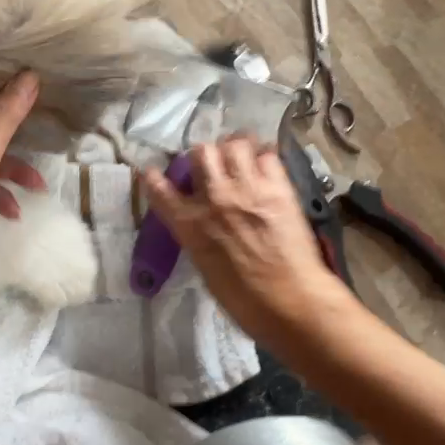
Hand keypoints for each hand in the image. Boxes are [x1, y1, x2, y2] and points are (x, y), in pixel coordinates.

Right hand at [141, 136, 350, 338]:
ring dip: (235, 149)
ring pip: (234, 144)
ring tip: (241, 160)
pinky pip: (267, 155)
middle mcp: (214, 198)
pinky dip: (264, 157)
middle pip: (201, 151)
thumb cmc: (243, 299)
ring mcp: (247, 188)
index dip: (154, 177)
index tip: (154, 173)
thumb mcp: (205, 266)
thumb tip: (201, 221)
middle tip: (214, 167)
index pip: (159, 188)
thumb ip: (198, 234)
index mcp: (189, 224)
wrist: (289, 300)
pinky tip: (266, 167)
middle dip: (205, 156)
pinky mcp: (278, 187)